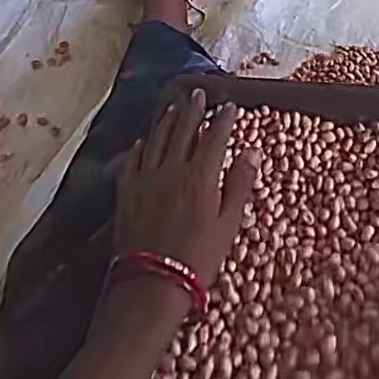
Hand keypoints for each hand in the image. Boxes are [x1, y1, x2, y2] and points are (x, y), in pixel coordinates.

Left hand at [116, 90, 258, 289]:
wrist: (150, 284)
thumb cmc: (198, 259)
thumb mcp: (228, 224)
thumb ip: (239, 184)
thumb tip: (251, 151)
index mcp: (201, 176)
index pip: (215, 137)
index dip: (223, 119)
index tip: (229, 106)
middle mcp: (173, 169)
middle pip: (185, 130)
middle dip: (194, 109)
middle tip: (199, 94)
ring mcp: (147, 178)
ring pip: (159, 139)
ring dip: (169, 120)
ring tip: (175, 107)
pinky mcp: (127, 191)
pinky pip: (134, 160)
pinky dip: (142, 146)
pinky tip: (144, 139)